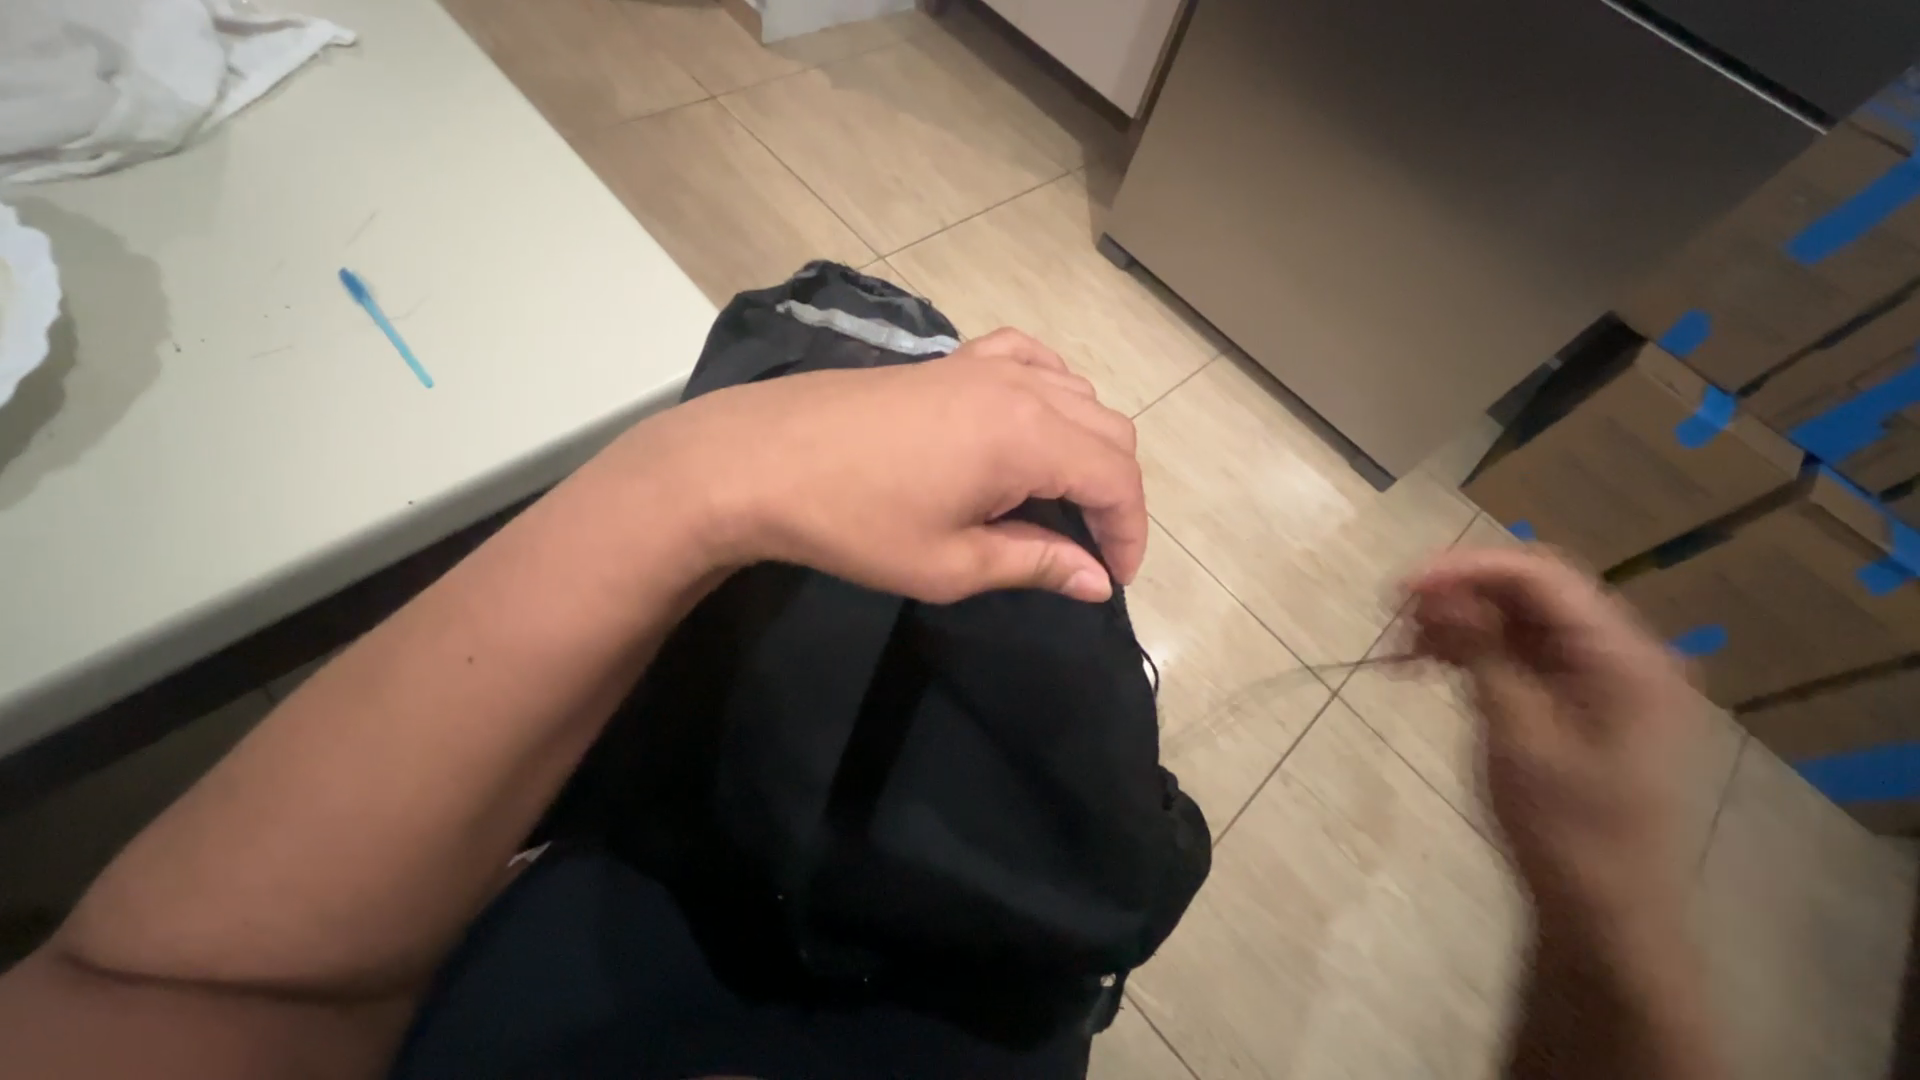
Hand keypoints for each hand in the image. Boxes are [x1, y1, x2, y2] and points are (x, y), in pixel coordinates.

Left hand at [609, 328, 1147, 604]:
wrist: (761, 461)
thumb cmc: (856, 523)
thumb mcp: (951, 563)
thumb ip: (1035, 562)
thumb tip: (1097, 580)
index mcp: (1028, 437)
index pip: (1117, 479)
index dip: (1128, 532)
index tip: (1113, 578)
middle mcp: (1022, 387)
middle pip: (1109, 432)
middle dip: (1114, 494)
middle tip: (1088, 547)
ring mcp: (985, 363)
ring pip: (1077, 394)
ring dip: (1086, 446)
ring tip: (1059, 497)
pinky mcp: (951, 358)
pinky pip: (1031, 359)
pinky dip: (1053, 391)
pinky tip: (1034, 420)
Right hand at [1402, 548, 1703, 923]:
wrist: (1604, 908)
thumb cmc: (1565, 826)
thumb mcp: (1517, 734)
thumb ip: (1483, 652)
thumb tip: (1438, 590)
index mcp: (1623, 657)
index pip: (1540, 577)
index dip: (1465, 571)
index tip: (1399, 591)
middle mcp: (1620, 653)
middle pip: (1529, 592)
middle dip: (1457, 595)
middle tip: (1395, 620)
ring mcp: (1600, 677)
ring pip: (1517, 619)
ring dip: (1457, 623)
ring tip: (1402, 652)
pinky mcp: (1576, 699)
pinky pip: (1518, 652)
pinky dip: (1470, 651)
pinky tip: (1426, 666)